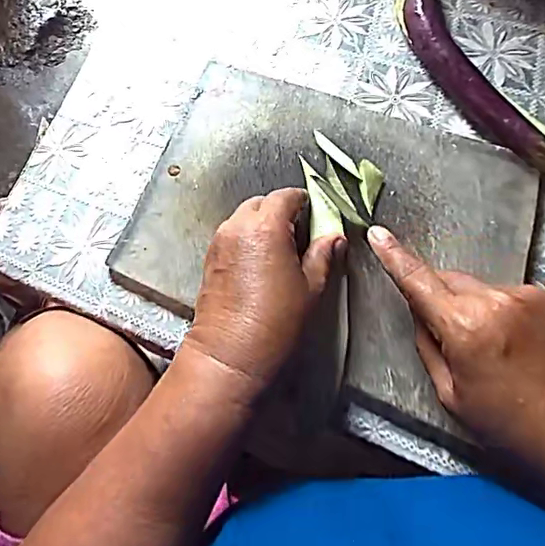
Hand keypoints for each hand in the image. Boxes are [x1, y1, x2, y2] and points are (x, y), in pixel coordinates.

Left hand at [183, 189, 342, 397]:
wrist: (229, 349)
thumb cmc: (271, 322)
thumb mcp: (310, 287)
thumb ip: (323, 254)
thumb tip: (333, 237)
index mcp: (265, 227)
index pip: (285, 196)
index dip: (304, 200)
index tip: (316, 210)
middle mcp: (237, 226)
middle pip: (262, 202)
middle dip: (282, 211)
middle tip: (303, 231)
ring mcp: (220, 239)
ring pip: (244, 216)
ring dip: (263, 223)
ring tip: (283, 248)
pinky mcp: (211, 254)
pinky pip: (232, 233)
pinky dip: (248, 237)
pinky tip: (262, 260)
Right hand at [368, 225, 544, 510]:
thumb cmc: (522, 432)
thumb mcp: (454, 397)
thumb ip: (429, 347)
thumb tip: (421, 315)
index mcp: (465, 327)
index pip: (417, 281)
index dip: (393, 256)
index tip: (376, 234)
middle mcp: (494, 301)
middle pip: (446, 282)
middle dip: (440, 301)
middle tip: (454, 342)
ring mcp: (527, 297)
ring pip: (476, 289)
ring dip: (473, 308)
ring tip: (497, 352)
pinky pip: (506, 296)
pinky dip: (501, 313)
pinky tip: (520, 347)